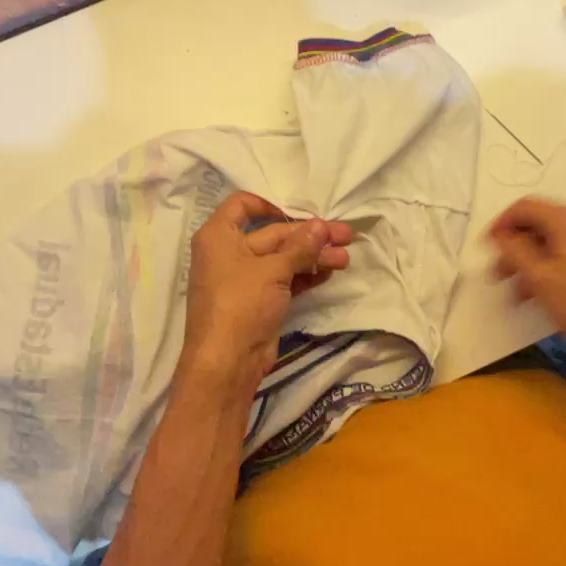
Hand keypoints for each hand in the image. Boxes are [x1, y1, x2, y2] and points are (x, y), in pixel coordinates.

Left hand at [181, 192, 354, 388]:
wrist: (227, 362)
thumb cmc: (240, 305)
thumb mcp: (272, 271)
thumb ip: (300, 247)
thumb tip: (321, 226)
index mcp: (220, 236)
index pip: (243, 205)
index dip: (272, 203)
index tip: (302, 210)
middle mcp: (230, 252)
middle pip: (274, 234)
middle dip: (310, 236)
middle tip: (346, 236)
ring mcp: (246, 278)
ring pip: (285, 259)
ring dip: (314, 257)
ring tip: (345, 259)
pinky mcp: (260, 300)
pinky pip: (286, 279)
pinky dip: (306, 275)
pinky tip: (329, 273)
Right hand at [488, 196, 565, 360]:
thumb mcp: (540, 277)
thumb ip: (514, 250)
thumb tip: (499, 235)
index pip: (526, 206)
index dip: (501, 224)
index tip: (486, 247)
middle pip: (539, 223)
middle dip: (514, 247)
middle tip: (497, 273)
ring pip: (551, 241)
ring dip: (528, 261)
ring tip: (515, 290)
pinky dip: (547, 266)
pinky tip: (537, 292)